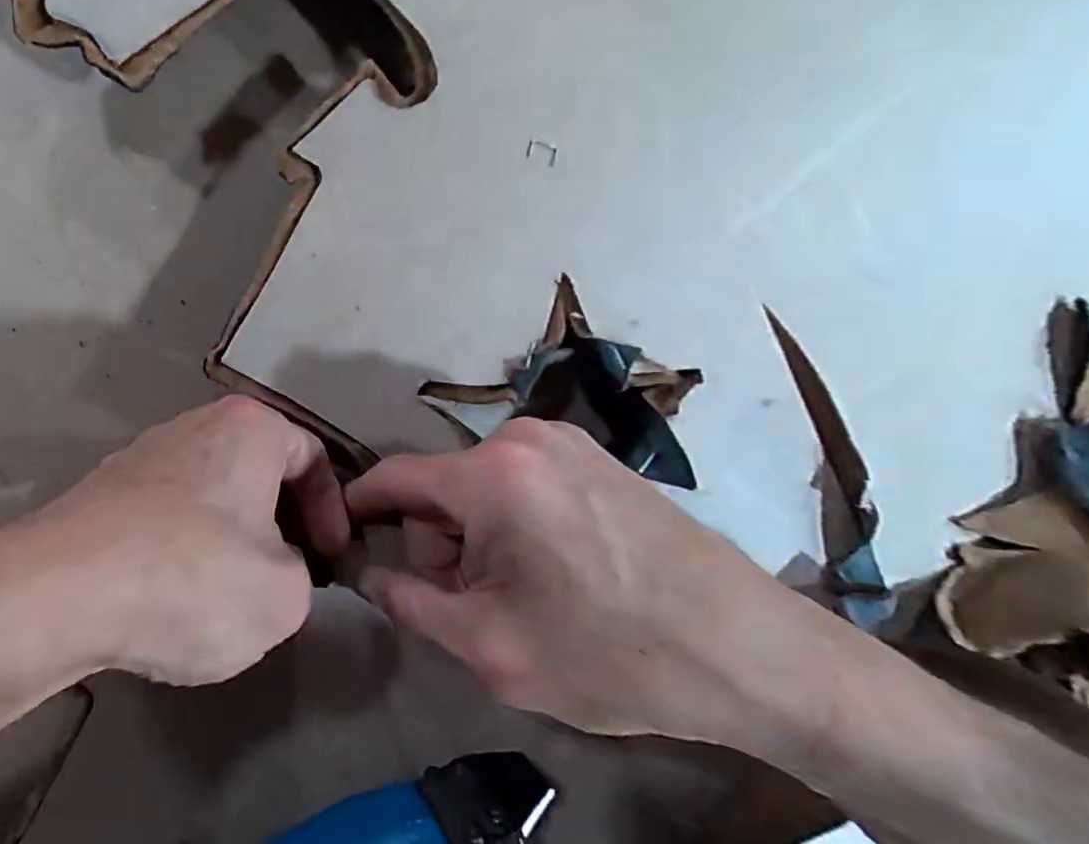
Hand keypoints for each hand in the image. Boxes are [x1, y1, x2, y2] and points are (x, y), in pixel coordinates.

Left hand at [44, 396, 348, 686]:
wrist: (57, 594)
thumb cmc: (193, 578)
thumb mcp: (284, 596)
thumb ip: (302, 577)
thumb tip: (275, 571)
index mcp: (250, 428)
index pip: (314, 457)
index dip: (333, 512)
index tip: (331, 560)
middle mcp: (196, 425)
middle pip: (260, 471)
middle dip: (283, 524)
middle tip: (289, 573)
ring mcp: (142, 455)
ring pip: (212, 493)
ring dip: (233, 537)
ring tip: (231, 591)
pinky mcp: (101, 492)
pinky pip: (166, 515)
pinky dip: (184, 548)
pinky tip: (173, 595)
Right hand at [349, 418, 827, 744]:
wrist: (745, 646)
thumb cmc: (610, 652)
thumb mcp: (491, 646)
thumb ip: (412, 603)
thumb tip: (369, 572)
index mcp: (492, 472)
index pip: (395, 477)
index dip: (360, 509)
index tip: (344, 542)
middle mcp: (524, 436)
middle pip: (443, 490)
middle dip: (441, 546)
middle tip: (479, 608)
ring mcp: (567, 441)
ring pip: (484, 488)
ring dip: (481, 540)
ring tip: (527, 598)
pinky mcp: (597, 458)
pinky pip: (525, 484)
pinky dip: (517, 524)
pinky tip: (559, 573)